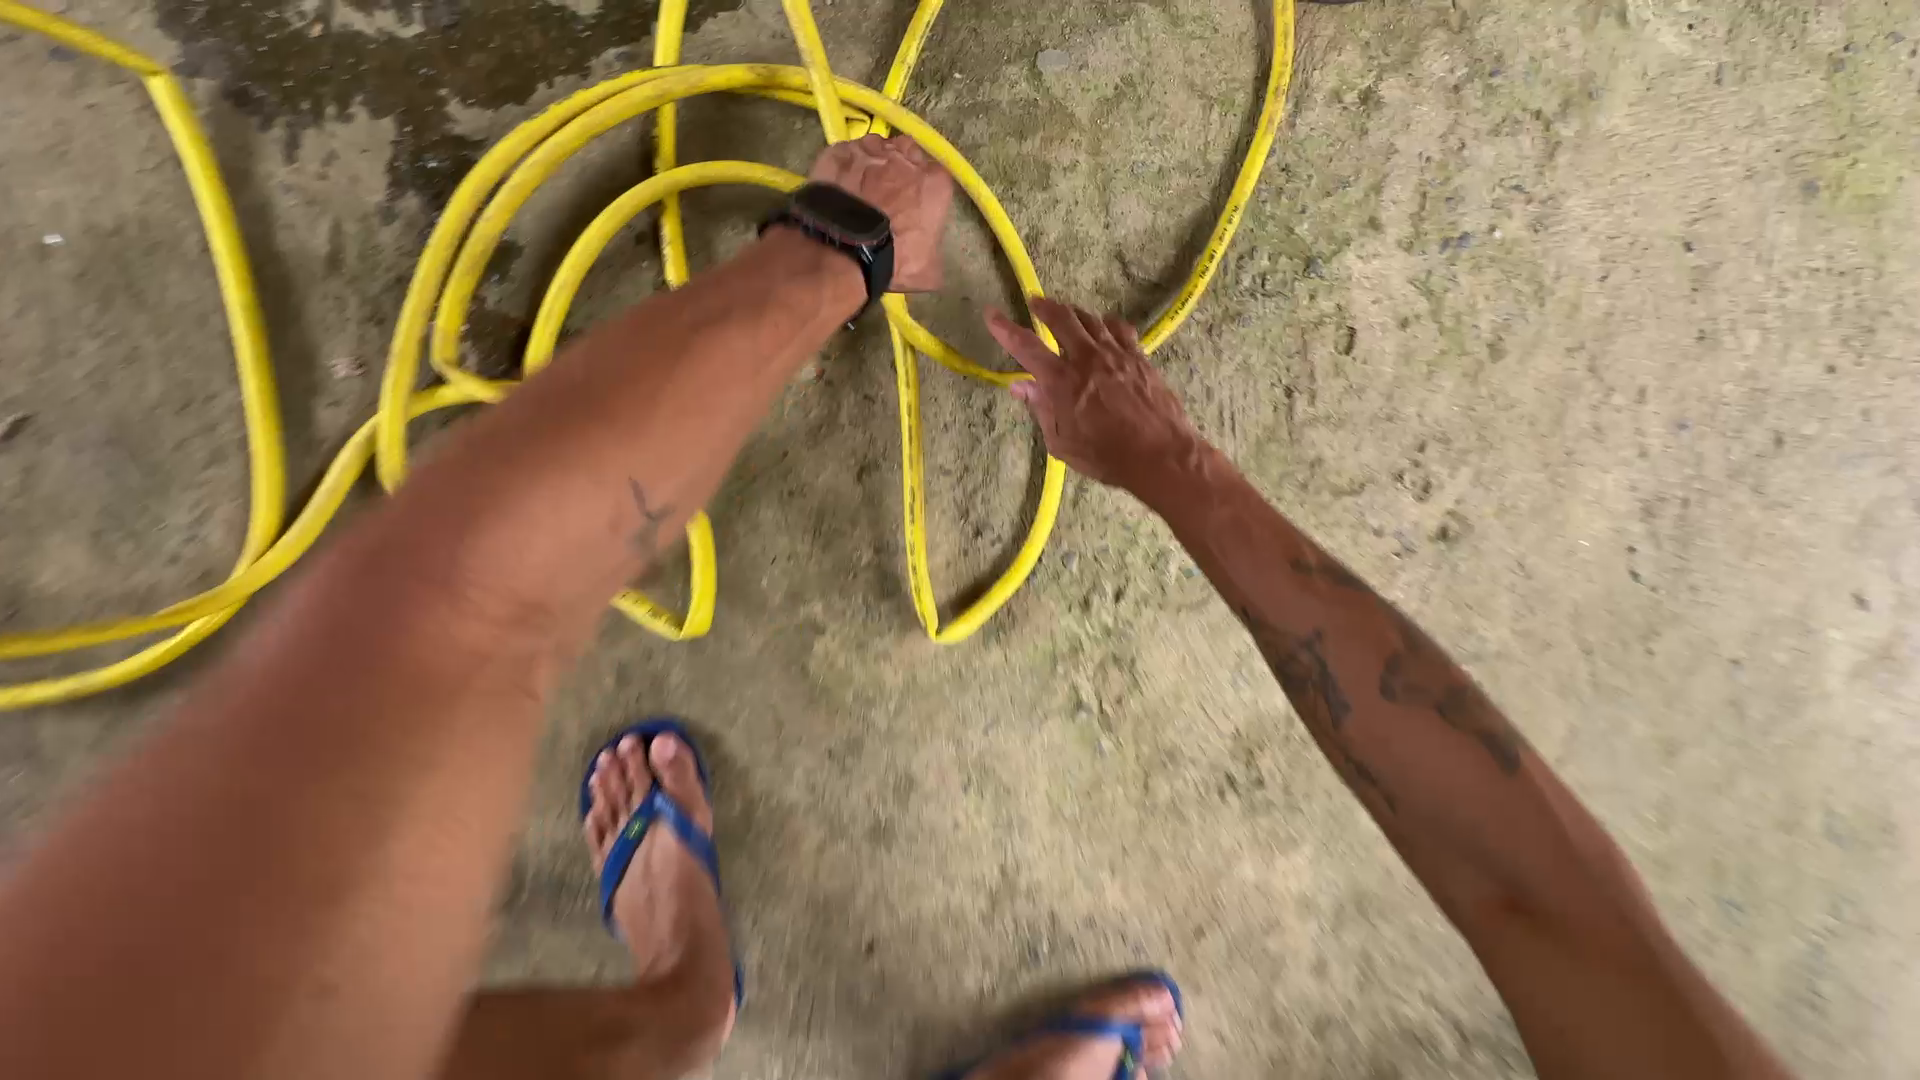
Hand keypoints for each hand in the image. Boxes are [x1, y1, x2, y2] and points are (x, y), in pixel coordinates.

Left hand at [808, 134, 952, 291]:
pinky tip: (841, 185)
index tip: (916, 206)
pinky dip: (846, 166)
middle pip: (908, 154)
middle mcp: (907, 156)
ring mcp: (871, 149)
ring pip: (878, 148)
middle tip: (890, 195)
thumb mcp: (930, 269)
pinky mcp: (840, 151)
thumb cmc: (896, 259)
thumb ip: (934, 250)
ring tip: (863, 189)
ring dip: (874, 163)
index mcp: (936, 182)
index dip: (925, 191)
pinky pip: (848, 154)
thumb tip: (928, 253)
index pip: (936, 178)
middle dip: (902, 169)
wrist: (848, 247)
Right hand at [986, 298, 1206, 493]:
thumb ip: (1041, 409)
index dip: (1005, 329)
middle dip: (1044, 307)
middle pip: (1061, 318)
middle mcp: (1087, 359)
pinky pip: (1119, 329)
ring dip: (1074, 313)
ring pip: (1091, 319)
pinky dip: (1106, 324)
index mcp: (1062, 381)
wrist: (1161, 454)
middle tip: (1036, 302)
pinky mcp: (1138, 357)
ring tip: (1067, 314)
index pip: (1026, 347)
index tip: (992, 315)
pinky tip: (1105, 328)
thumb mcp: (1062, 442)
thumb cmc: (1105, 457)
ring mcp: (1116, 354)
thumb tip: (1021, 386)